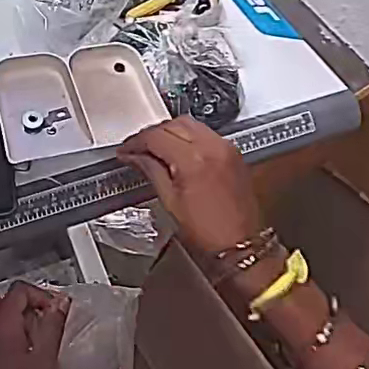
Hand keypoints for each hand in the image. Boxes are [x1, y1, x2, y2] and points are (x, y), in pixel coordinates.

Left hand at [0, 282, 69, 368]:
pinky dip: (17, 342)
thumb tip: (60, 302)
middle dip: (36, 313)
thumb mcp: (46, 360)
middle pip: (12, 304)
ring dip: (28, 329)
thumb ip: (53, 324)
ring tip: (43, 354)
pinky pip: (0, 338)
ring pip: (7, 322)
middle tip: (53, 335)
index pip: (20, 290)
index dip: (42, 295)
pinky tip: (29, 365)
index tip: (58, 311)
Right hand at [117, 116, 265, 256]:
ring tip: (156, 148)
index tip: (127, 150)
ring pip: (190, 124)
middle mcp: (212, 148)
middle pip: (173, 124)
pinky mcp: (233, 152)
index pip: (156, 137)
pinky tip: (178, 150)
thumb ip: (151, 170)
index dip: (136, 142)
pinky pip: (205, 132)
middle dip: (151, 134)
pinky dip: (188, 135)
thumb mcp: (170, 201)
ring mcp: (225, 148)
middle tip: (137, 149)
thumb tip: (135, 157)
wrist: (241, 245)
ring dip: (170, 131)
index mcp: (193, 160)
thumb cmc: (210, 232)